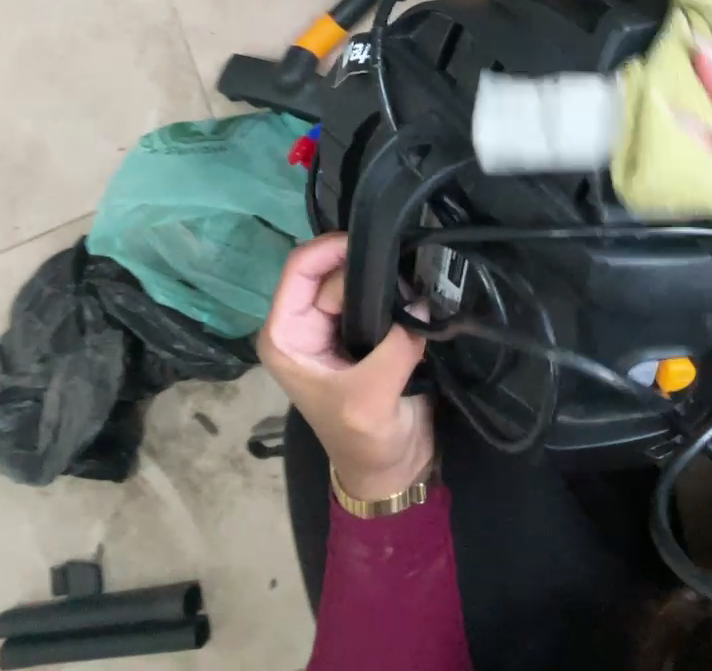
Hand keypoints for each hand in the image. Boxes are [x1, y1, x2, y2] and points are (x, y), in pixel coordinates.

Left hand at [257, 233, 434, 499]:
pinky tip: (419, 299)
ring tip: (414, 299)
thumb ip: (394, 348)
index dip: (330, 249)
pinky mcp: (371, 329)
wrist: (392, 466)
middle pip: (335, 269)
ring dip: (388, 283)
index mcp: (286, 335)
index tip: (370, 244)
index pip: (299, 269)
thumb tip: (425, 303)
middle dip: (368, 275)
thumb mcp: (369, 399)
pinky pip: (383, 292)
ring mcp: (340, 324)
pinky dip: (400, 292)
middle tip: (400, 298)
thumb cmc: (364, 439)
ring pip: (362, 278)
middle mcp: (307, 322)